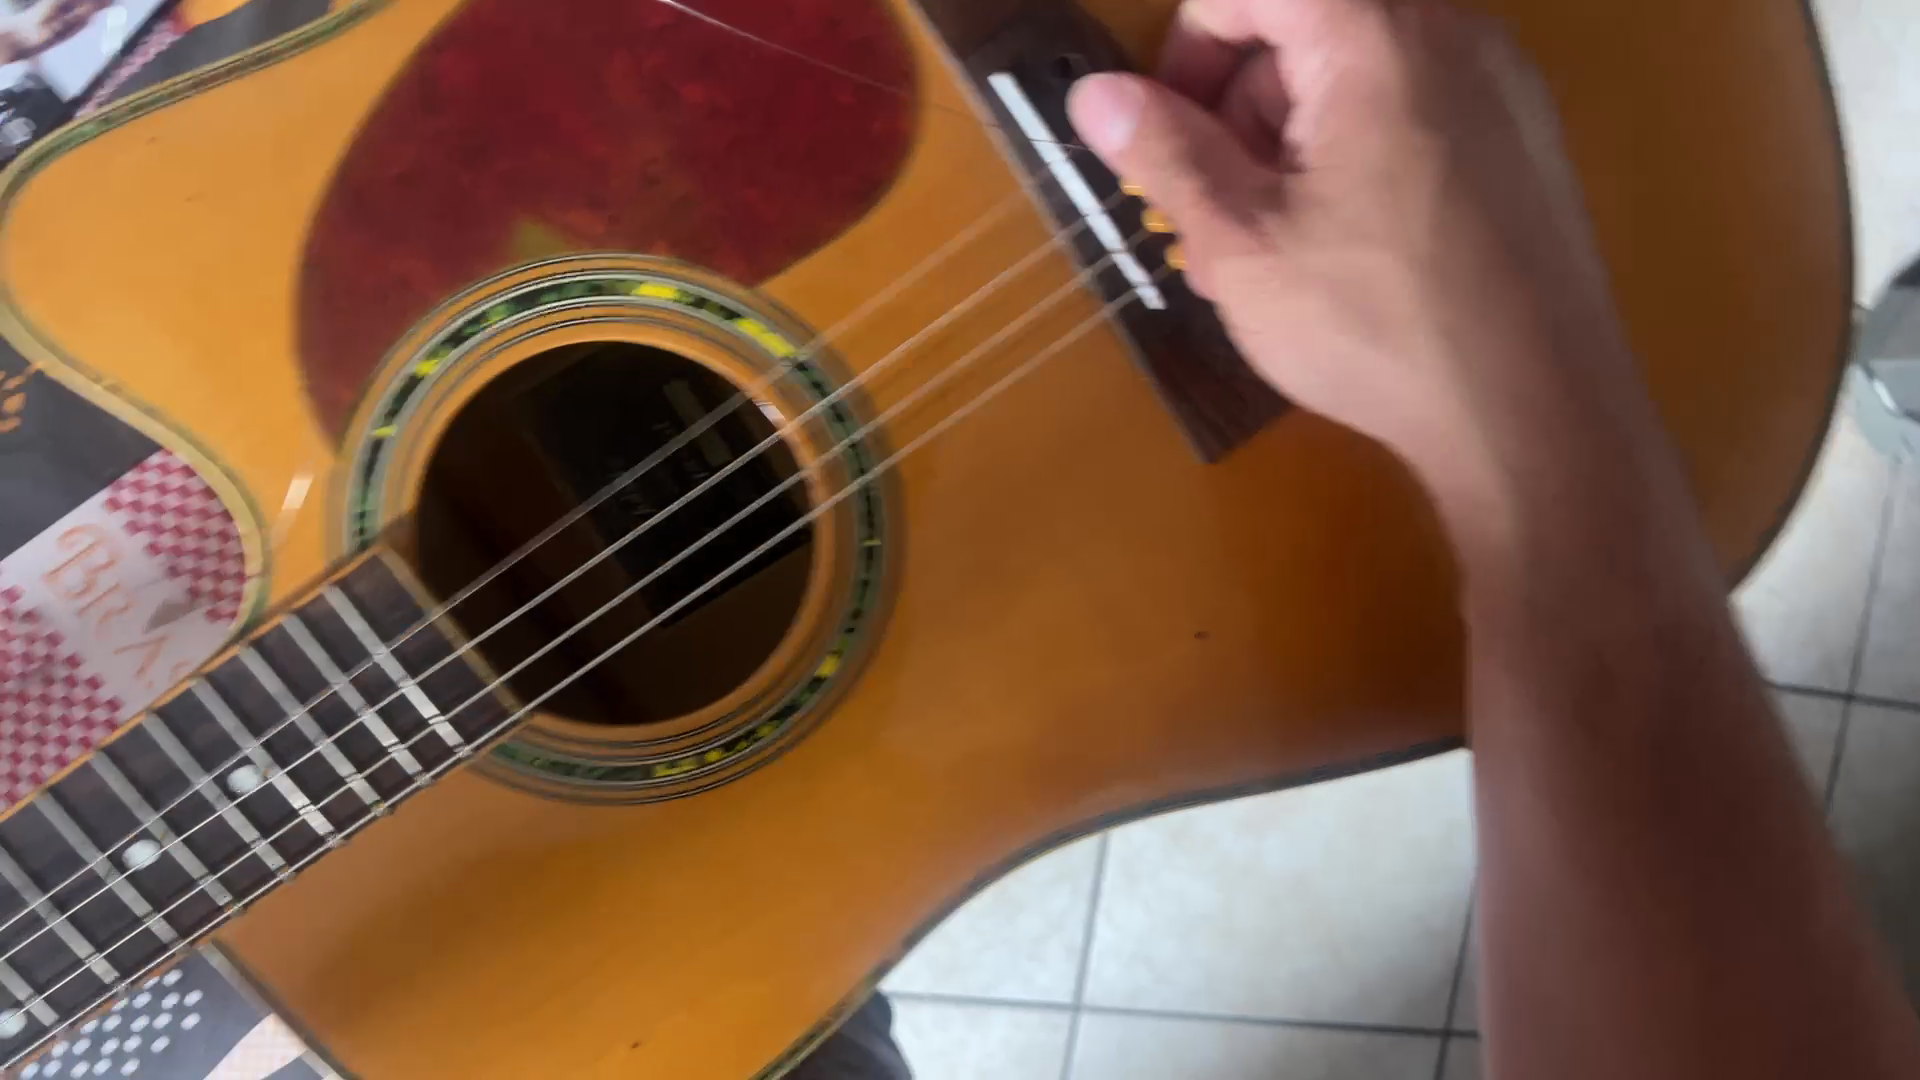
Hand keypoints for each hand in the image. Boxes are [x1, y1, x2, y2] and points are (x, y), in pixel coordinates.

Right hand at [1068, 0, 1684, 551]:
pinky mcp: (1513, 148)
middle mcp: (1451, 34)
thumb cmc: (1366, 320)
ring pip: (1348, 82)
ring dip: (1280, 151)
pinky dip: (1339, 168)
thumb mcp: (1240, 240)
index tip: (1162, 135)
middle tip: (1208, 218)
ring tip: (1263, 255)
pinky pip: (1400, 122)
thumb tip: (1092, 93)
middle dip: (1233, 113)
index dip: (1187, 47)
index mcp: (1377, 37)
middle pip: (1303, 29)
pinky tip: (1328, 256)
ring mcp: (1496, 90)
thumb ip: (1165, 154)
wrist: (1525, 408)